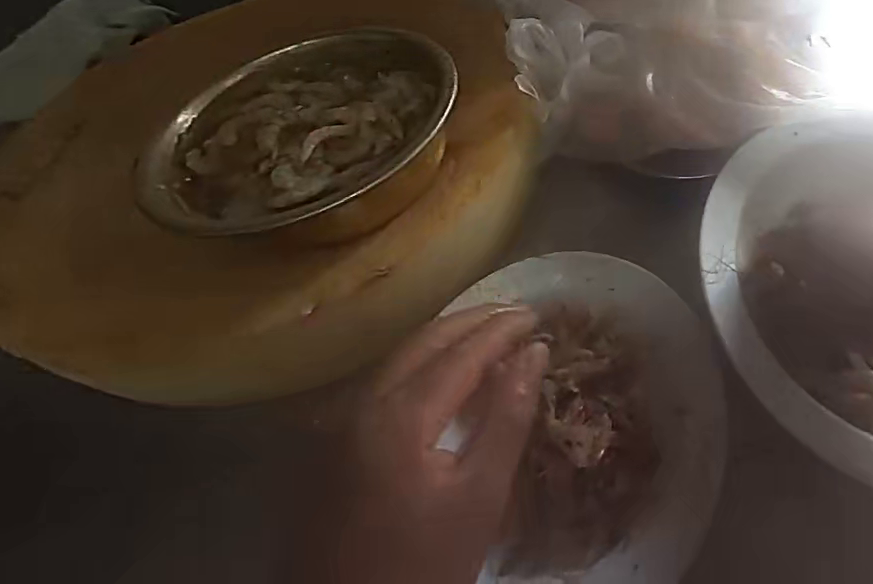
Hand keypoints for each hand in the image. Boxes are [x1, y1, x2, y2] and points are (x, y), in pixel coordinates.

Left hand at [328, 305, 548, 583]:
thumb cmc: (423, 566)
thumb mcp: (480, 497)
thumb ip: (508, 418)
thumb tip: (535, 352)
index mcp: (400, 415)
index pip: (461, 353)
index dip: (501, 330)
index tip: (535, 314)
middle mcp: (365, 401)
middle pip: (427, 340)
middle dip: (475, 320)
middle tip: (516, 314)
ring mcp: (344, 417)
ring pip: (404, 353)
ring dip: (449, 335)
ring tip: (490, 331)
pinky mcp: (337, 435)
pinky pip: (389, 376)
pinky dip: (425, 359)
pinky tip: (448, 368)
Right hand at [755, 201, 872, 370]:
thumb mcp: (831, 324)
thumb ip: (794, 305)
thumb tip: (774, 296)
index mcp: (810, 230)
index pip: (772, 241)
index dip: (765, 264)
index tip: (766, 285)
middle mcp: (837, 209)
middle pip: (799, 221)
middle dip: (792, 245)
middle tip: (795, 278)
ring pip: (833, 219)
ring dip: (824, 240)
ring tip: (833, 275)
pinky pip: (862, 224)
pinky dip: (854, 240)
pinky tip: (870, 271)